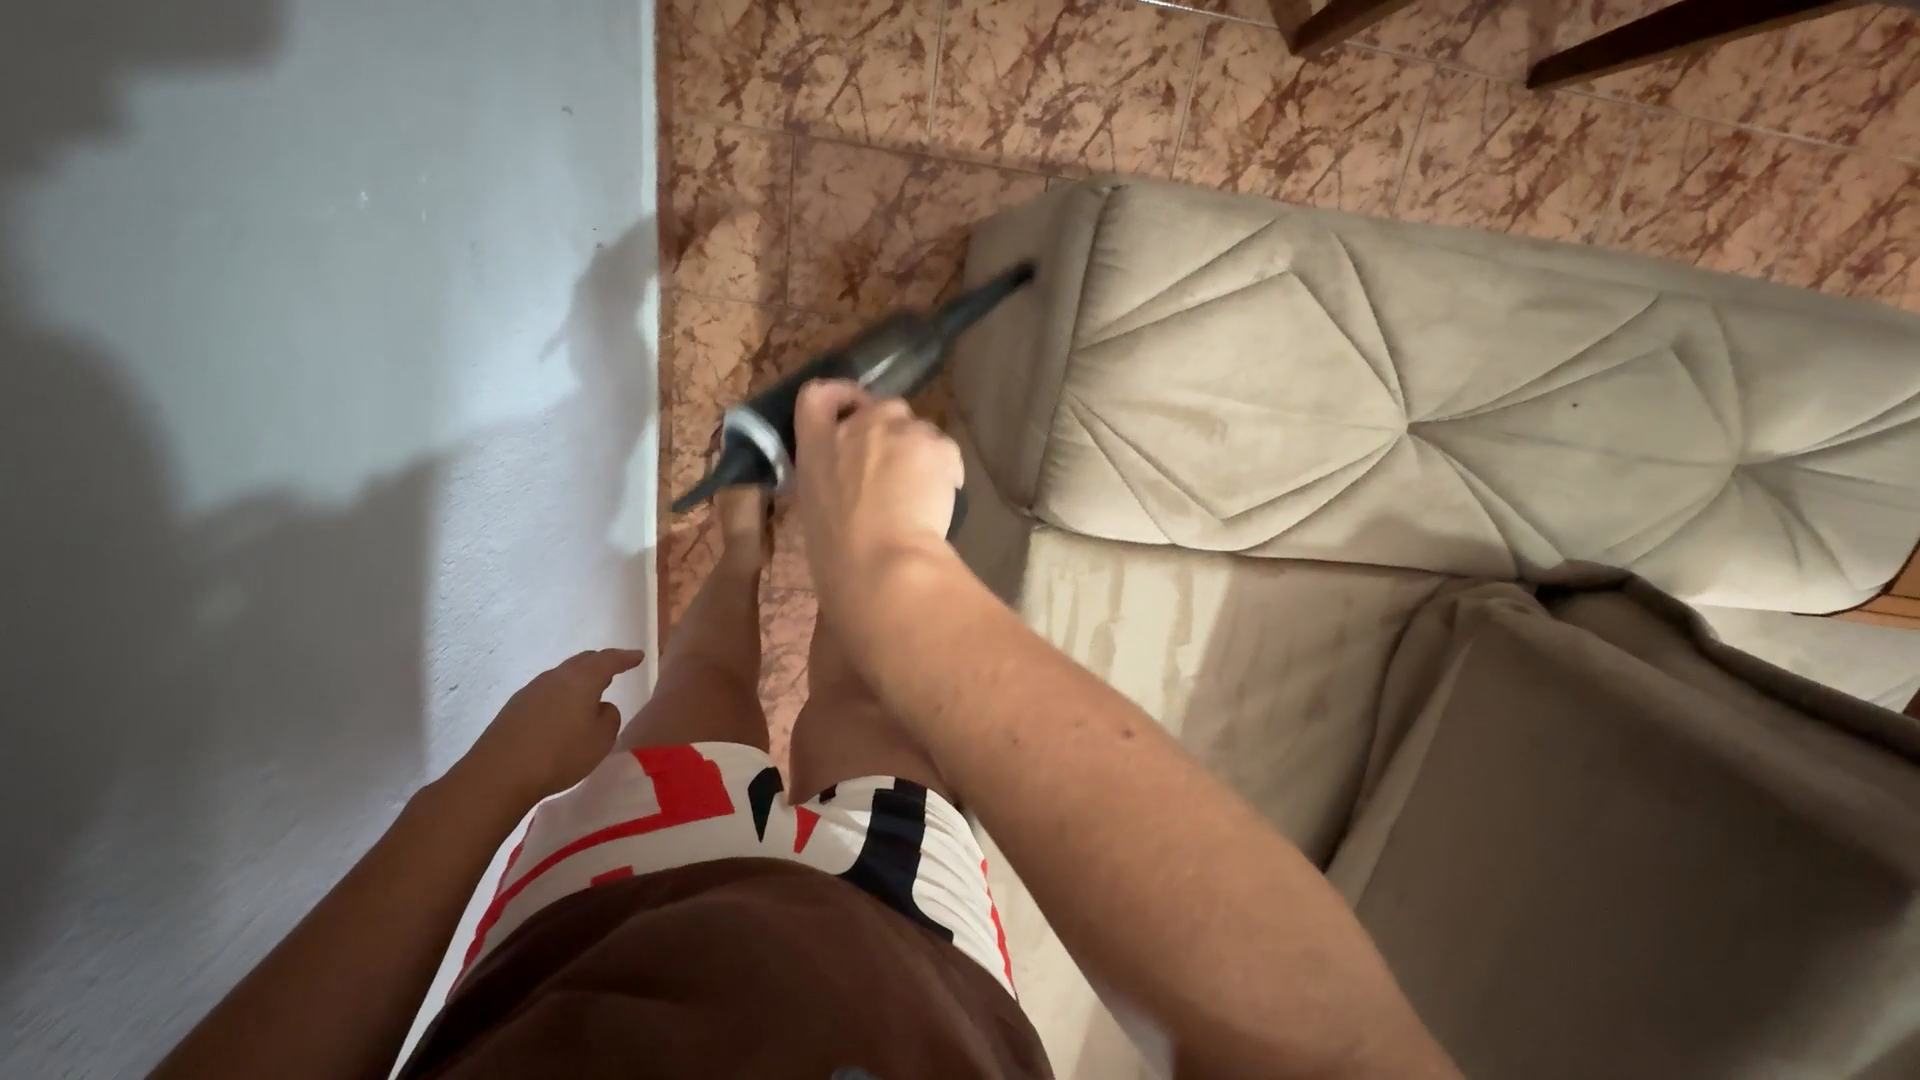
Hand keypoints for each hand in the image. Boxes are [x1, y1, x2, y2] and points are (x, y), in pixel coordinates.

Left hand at [452, 648, 645, 806]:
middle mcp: (555, 678)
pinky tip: (562, 711)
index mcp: (582, 680)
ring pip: (562, 676)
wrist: (499, 775)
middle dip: (601, 662)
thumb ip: (609, 717)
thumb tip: (600, 707)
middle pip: (582, 661)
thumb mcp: (601, 740)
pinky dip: (561, 694)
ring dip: (578, 679)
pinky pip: (546, 692)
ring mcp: (531, 691)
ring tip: (589, 690)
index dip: (625, 658)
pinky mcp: (514, 708)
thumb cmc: (560, 755)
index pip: (608, 660)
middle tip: (615, 667)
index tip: (638, 656)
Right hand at [793, 380, 964, 626]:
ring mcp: (899, 430)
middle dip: (892, 433)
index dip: (839, 396)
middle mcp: (858, 425)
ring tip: (922, 495)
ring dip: (920, 453)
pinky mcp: (935, 445)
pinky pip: (945, 451)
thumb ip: (832, 479)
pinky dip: (946, 472)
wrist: (881, 562)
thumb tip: (851, 483)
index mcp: (817, 444)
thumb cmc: (839, 551)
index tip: (853, 408)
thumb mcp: (816, 508)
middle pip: (882, 409)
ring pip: (919, 430)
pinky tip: (941, 503)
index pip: (817, 395)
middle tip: (896, 470)